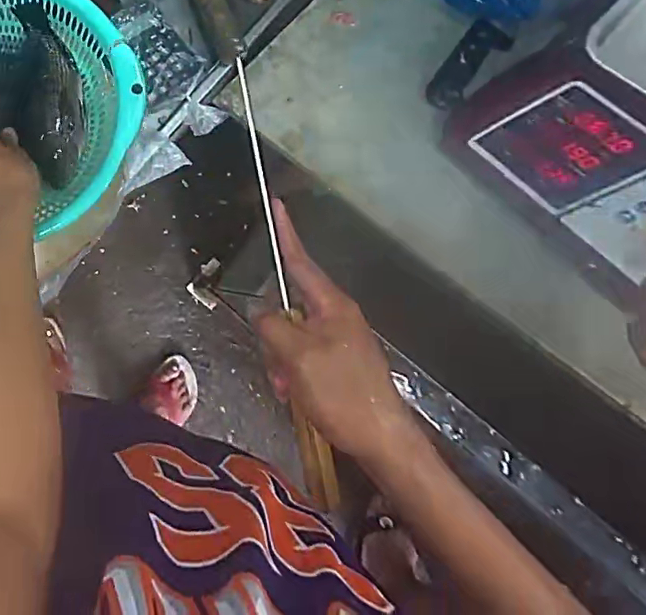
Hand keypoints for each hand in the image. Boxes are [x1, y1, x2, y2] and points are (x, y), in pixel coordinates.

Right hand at [254, 200, 416, 463]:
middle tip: (275, 366)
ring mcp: (340, 339)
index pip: (300, 260)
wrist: (384, 441)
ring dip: (282, 359)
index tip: (277, 204)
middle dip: (273, 334)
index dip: (285, 233)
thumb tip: (262, 311)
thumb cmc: (343, 393)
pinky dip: (294, 371)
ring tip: (288, 388)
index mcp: (331, 304)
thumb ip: (273, 326)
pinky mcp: (340, 362)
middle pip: (289, 306)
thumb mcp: (298, 357)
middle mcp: (337, 315)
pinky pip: (305, 355)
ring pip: (293, 335)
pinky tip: (296, 396)